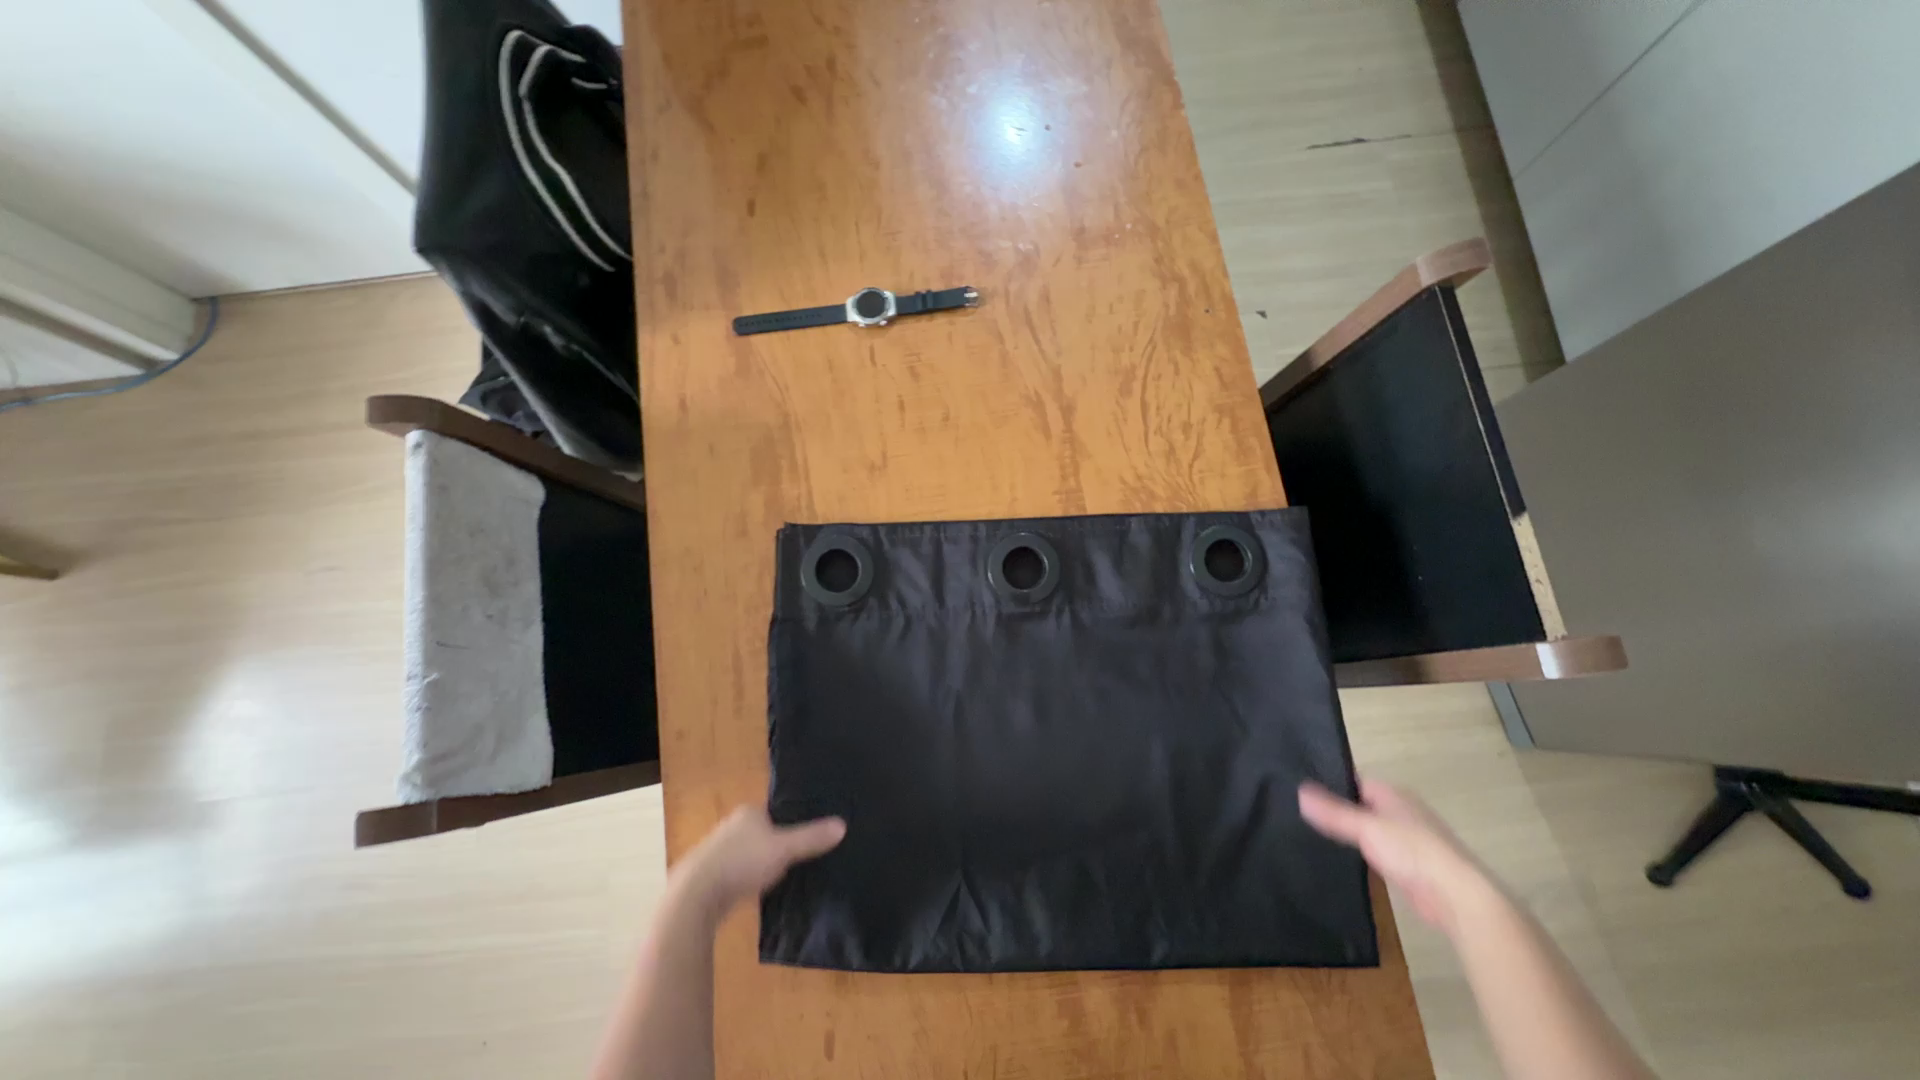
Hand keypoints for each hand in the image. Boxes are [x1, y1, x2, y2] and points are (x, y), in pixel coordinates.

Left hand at [678, 804, 846, 916]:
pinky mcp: (711, 875)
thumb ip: (811, 838)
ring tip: (783, 878)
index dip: (791, 824)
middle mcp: (731, 827)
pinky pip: (739, 873)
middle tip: (799, 860)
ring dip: (762, 865)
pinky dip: (749, 880)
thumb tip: (843, 825)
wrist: (696, 896)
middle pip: (763, 833)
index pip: (776, 812)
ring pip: (750, 854)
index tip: (807, 839)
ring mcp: (718, 851)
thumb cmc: (741, 862)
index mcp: (748, 812)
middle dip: (777, 845)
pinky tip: (759, 891)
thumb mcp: (784, 849)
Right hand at [1298, 777, 1493, 935]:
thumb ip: (1333, 812)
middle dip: (1336, 811)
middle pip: (1360, 805)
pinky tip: (1341, 861)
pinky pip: (1376, 852)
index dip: (1328, 785)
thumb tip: (1299, 791)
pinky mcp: (1408, 865)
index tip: (1298, 793)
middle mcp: (1401, 812)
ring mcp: (1406, 839)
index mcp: (1394, 794)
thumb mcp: (1366, 827)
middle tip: (1298, 816)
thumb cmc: (1412, 851)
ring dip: (1348, 835)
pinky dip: (1361, 855)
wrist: (1455, 896)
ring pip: (1368, 830)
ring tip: (1311, 837)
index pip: (1354, 781)